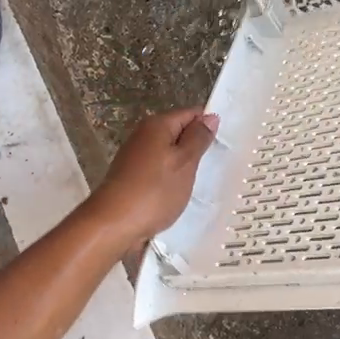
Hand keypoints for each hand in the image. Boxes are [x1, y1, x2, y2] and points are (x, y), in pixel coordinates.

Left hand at [81, 108, 219, 251]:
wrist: (114, 224)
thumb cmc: (154, 191)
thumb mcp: (184, 162)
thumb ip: (198, 138)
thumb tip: (210, 116)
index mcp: (157, 125)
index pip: (191, 114)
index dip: (209, 125)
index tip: (226, 144)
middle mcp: (144, 135)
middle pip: (179, 134)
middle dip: (197, 147)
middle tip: (219, 164)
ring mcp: (136, 157)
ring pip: (170, 154)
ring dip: (185, 166)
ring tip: (204, 181)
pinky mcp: (133, 177)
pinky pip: (160, 171)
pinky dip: (172, 179)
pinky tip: (181, 193)